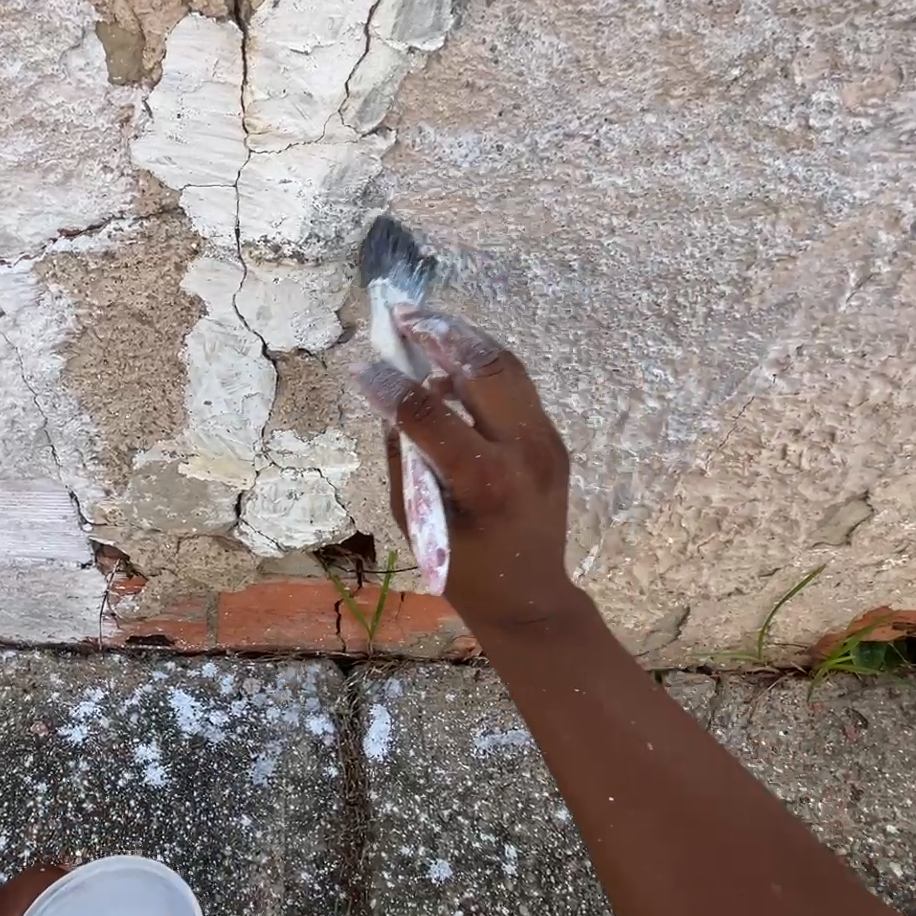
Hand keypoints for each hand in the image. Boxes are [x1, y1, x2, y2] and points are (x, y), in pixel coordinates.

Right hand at [352, 304, 578, 628]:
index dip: (389, 386)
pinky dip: (479, 368)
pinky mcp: (553, 439)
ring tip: (426, 325)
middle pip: (486, 369)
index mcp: (485, 481)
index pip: (428, 414)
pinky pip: (514, 388)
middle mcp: (524, 452)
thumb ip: (402, 457)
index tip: (362, 367)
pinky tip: (450, 363)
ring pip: (508, 367)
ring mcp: (547, 441)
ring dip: (464, 341)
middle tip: (404, 317)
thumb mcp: (414, 520)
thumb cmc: (463, 571)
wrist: (530, 598)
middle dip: (441, 334)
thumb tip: (392, 403)